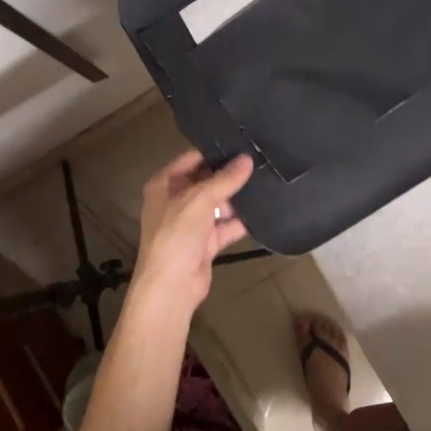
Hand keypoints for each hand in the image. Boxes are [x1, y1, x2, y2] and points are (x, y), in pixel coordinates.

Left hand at [128, 150, 254, 311]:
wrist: (171, 285)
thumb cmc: (177, 234)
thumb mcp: (200, 200)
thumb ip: (225, 179)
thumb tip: (247, 159)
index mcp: (164, 185)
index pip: (191, 159)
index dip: (214, 152)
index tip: (242, 145)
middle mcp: (175, 201)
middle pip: (206, 182)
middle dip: (230, 176)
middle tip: (261, 162)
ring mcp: (190, 224)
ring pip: (217, 205)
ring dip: (237, 200)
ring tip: (266, 183)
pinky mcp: (205, 243)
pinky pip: (225, 227)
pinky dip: (239, 222)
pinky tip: (262, 212)